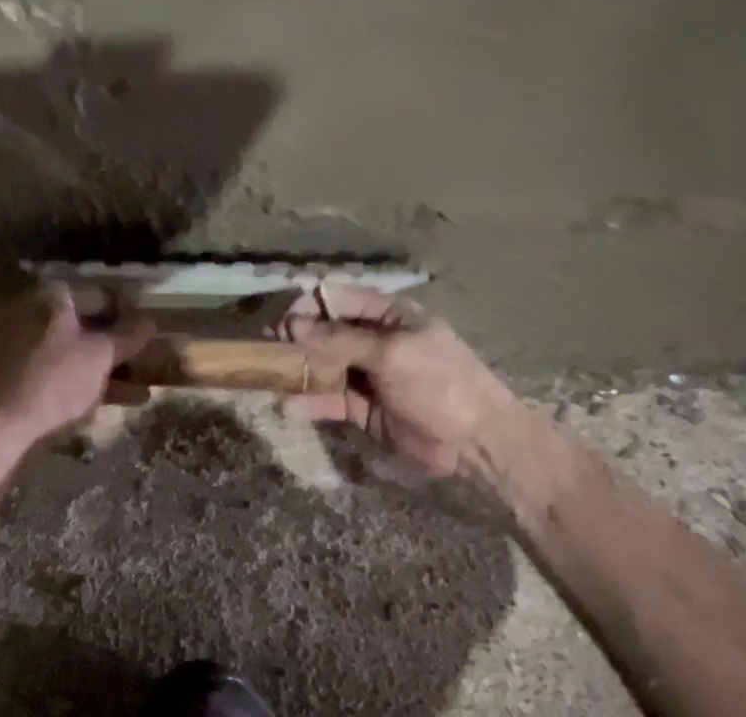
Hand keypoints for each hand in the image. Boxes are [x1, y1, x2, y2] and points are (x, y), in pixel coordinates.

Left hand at [0, 284, 153, 438]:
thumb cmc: (54, 379)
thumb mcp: (100, 356)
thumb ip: (128, 336)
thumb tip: (150, 320)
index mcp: (53, 296)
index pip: (102, 294)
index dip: (132, 312)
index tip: (152, 331)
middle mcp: (36, 312)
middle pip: (89, 324)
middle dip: (122, 345)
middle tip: (151, 359)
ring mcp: (26, 344)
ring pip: (78, 351)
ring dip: (112, 367)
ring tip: (147, 387)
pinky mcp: (22, 374)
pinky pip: (64, 370)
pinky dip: (90, 380)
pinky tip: (123, 399)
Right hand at [281, 286, 517, 476]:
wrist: (477, 447)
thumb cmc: (440, 385)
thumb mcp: (392, 353)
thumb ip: (341, 339)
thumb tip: (294, 326)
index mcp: (389, 315)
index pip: (338, 299)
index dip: (308, 306)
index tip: (282, 322)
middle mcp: (375, 340)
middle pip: (325, 332)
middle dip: (296, 339)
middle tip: (268, 351)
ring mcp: (368, 375)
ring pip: (323, 366)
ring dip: (299, 371)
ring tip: (272, 380)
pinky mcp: (363, 409)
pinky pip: (329, 399)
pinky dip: (310, 401)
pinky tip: (290, 406)